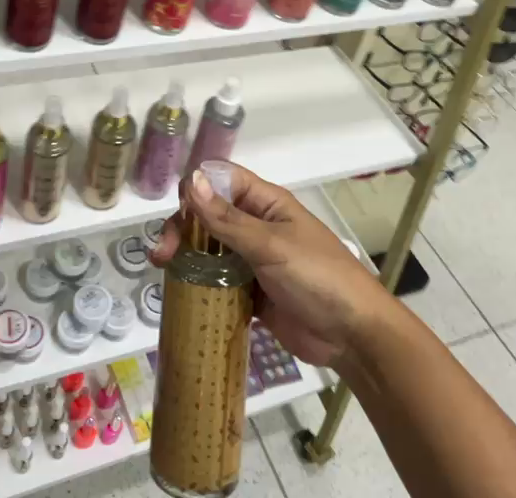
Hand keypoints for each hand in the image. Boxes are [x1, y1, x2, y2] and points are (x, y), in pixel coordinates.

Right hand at [148, 161, 390, 368]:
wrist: (352, 335)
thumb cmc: (317, 277)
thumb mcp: (271, 245)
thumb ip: (227, 219)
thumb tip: (191, 180)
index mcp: (266, 204)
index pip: (222, 180)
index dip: (196, 187)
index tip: (177, 211)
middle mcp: (256, 227)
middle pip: (208, 216)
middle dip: (183, 228)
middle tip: (162, 254)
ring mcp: (253, 261)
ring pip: (209, 250)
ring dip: (186, 256)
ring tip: (164, 271)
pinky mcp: (251, 293)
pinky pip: (217, 282)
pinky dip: (199, 285)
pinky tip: (181, 294)